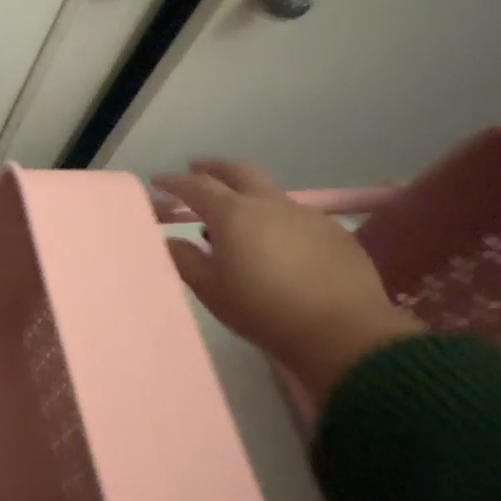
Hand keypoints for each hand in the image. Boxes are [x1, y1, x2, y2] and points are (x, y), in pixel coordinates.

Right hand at [153, 160, 424, 402]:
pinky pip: (295, 216)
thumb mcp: (209, 289)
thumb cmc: (263, 309)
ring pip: (269, 193)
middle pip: (238, 172)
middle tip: (195, 171)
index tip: (157, 182)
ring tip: (234, 217)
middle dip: (213, 169)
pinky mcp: (334, 232)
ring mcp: (307, 215)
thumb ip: (184, 258)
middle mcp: (270, 204)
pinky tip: (273, 244)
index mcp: (233, 214)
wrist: (344, 331)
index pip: (195, 186)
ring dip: (246, 196)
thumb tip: (171, 240)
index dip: (173, 182)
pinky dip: (274, 219)